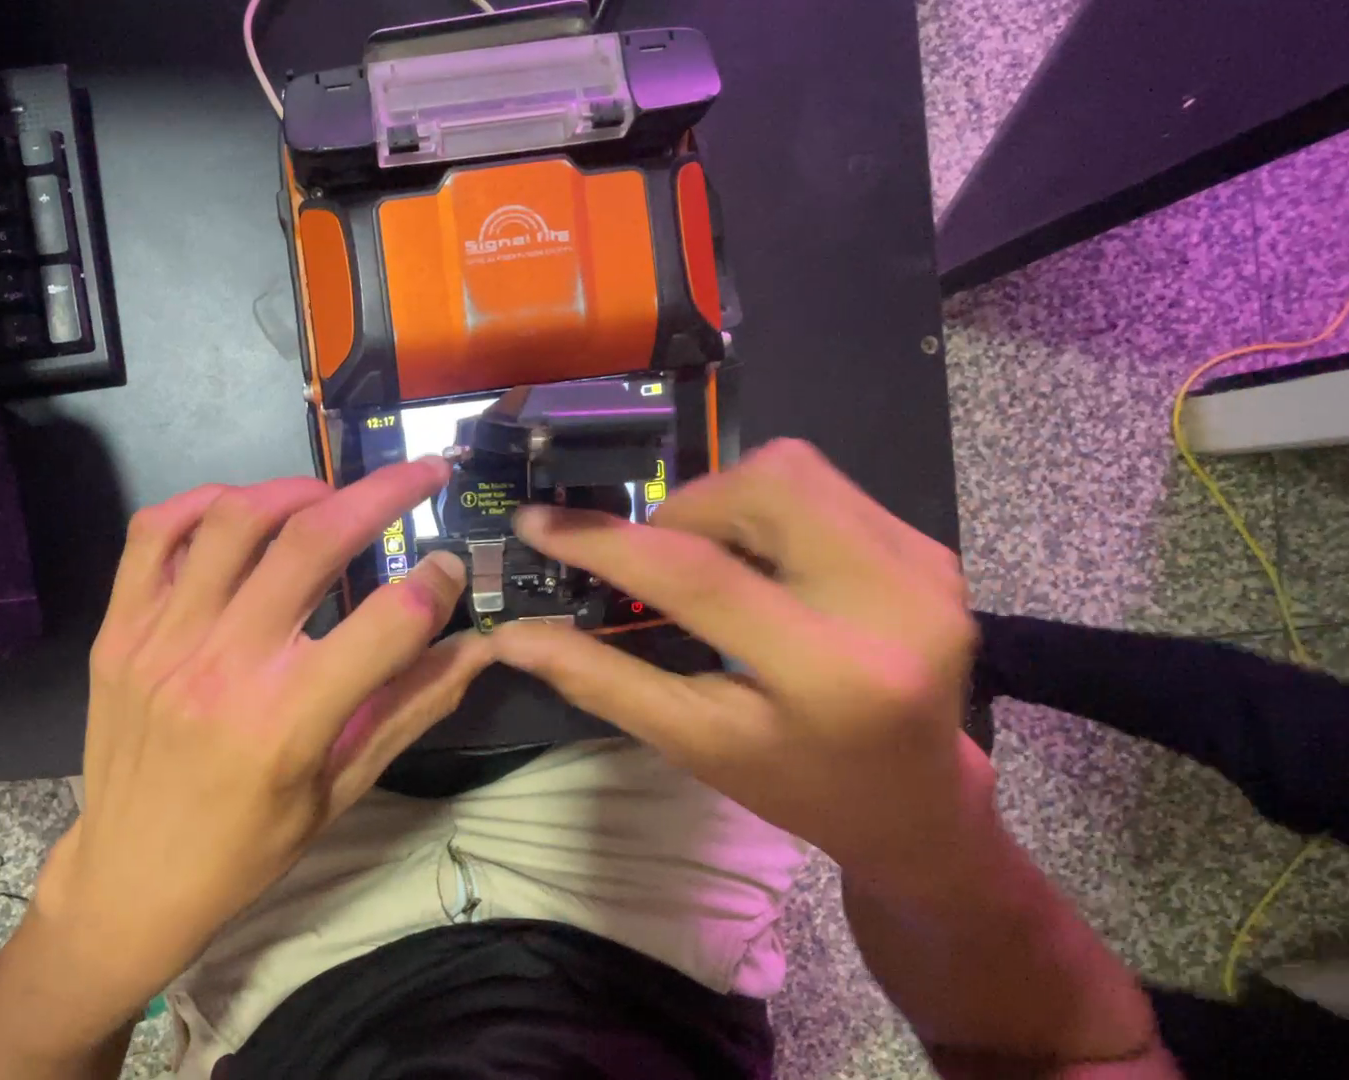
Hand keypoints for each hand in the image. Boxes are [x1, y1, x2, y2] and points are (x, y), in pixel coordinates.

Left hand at [32, 461, 491, 1034]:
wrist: (130, 878)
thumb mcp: (343, 789)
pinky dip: (202, 502)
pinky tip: (239, 508)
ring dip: (296, 491)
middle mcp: (225, 666)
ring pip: (234, 521)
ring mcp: (162, 640)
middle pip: (312, 542)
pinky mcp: (119, 630)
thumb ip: (411, 708)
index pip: (387, 621)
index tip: (449, 564)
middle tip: (419, 474)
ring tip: (330, 497)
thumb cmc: (248, 846)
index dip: (434, 582)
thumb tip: (479, 646)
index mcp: (289, 720)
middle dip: (382, 494)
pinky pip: (152, 534)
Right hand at [491, 439, 983, 891]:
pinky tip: (764, 566)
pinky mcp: (931, 549)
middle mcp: (895, 603)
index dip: (608, 543)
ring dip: (725, 501)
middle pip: (765, 486)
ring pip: (795, 469)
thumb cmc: (796, 784)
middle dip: (687, 506)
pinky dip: (768, 510)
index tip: (540, 524)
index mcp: (831, 673)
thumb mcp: (692, 743)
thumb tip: (513, 636)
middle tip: (660, 559)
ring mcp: (923, 567)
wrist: (918, 803)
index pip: (699, 577)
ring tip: (711, 562)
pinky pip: (824, 487)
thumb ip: (601, 681)